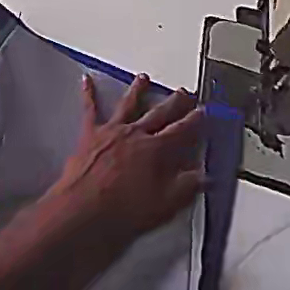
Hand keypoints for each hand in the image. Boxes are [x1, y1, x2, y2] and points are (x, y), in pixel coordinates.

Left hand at [42, 74, 205, 250]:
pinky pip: (90, 109)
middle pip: (159, 113)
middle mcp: (135, 134)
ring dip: (137, 90)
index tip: (202, 112)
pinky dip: (88, 93)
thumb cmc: (125, 210)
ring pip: (128, 104)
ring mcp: (112, 131)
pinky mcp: (90, 134)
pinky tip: (86, 80)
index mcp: (156, 150)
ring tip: (143, 78)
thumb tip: (204, 176)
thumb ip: (187, 186)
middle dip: (174, 102)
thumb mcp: (166, 204)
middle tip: (184, 92)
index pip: (182, 131)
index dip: (195, 121)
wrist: (85, 210)